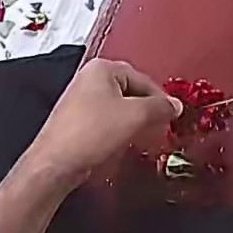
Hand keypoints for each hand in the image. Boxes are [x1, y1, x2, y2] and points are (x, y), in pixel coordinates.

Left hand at [23, 58, 181, 187]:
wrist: (56, 163)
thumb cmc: (92, 132)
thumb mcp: (135, 116)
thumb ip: (160, 107)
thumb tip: (175, 106)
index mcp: (101, 69)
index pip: (142, 78)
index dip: (160, 97)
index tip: (172, 114)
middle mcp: (88, 79)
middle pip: (130, 90)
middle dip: (147, 108)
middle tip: (160, 124)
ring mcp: (80, 99)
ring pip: (118, 106)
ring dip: (133, 120)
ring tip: (143, 135)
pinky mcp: (76, 120)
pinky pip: (106, 119)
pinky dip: (118, 128)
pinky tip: (122, 142)